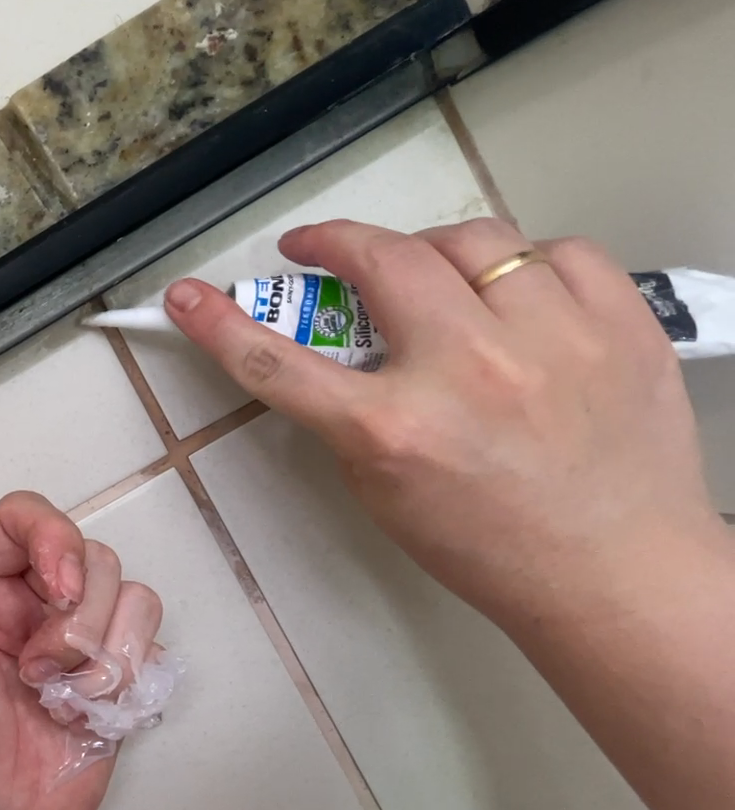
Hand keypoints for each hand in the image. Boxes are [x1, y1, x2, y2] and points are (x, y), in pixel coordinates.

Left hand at [0, 492, 162, 809]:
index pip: (20, 516)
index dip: (51, 533)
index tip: (59, 588)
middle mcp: (30, 602)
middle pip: (87, 552)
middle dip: (77, 615)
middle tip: (37, 672)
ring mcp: (79, 636)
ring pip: (128, 591)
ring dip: (101, 653)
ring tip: (59, 698)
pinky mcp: (117, 672)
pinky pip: (152, 640)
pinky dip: (127, 678)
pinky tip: (87, 713)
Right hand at [163, 217, 725, 627]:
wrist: (606, 568)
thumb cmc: (471, 538)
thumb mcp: (372, 481)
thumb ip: (346, 409)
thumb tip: (339, 347)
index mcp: (390, 428)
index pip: (276, 362)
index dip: (217, 324)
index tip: (186, 297)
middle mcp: (468, 372)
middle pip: (383, 263)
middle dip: (334, 240)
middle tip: (312, 248)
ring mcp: (554, 341)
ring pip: (474, 240)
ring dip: (426, 246)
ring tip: (417, 268)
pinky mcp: (624, 326)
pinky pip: (560, 253)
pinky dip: (519, 261)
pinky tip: (506, 289)